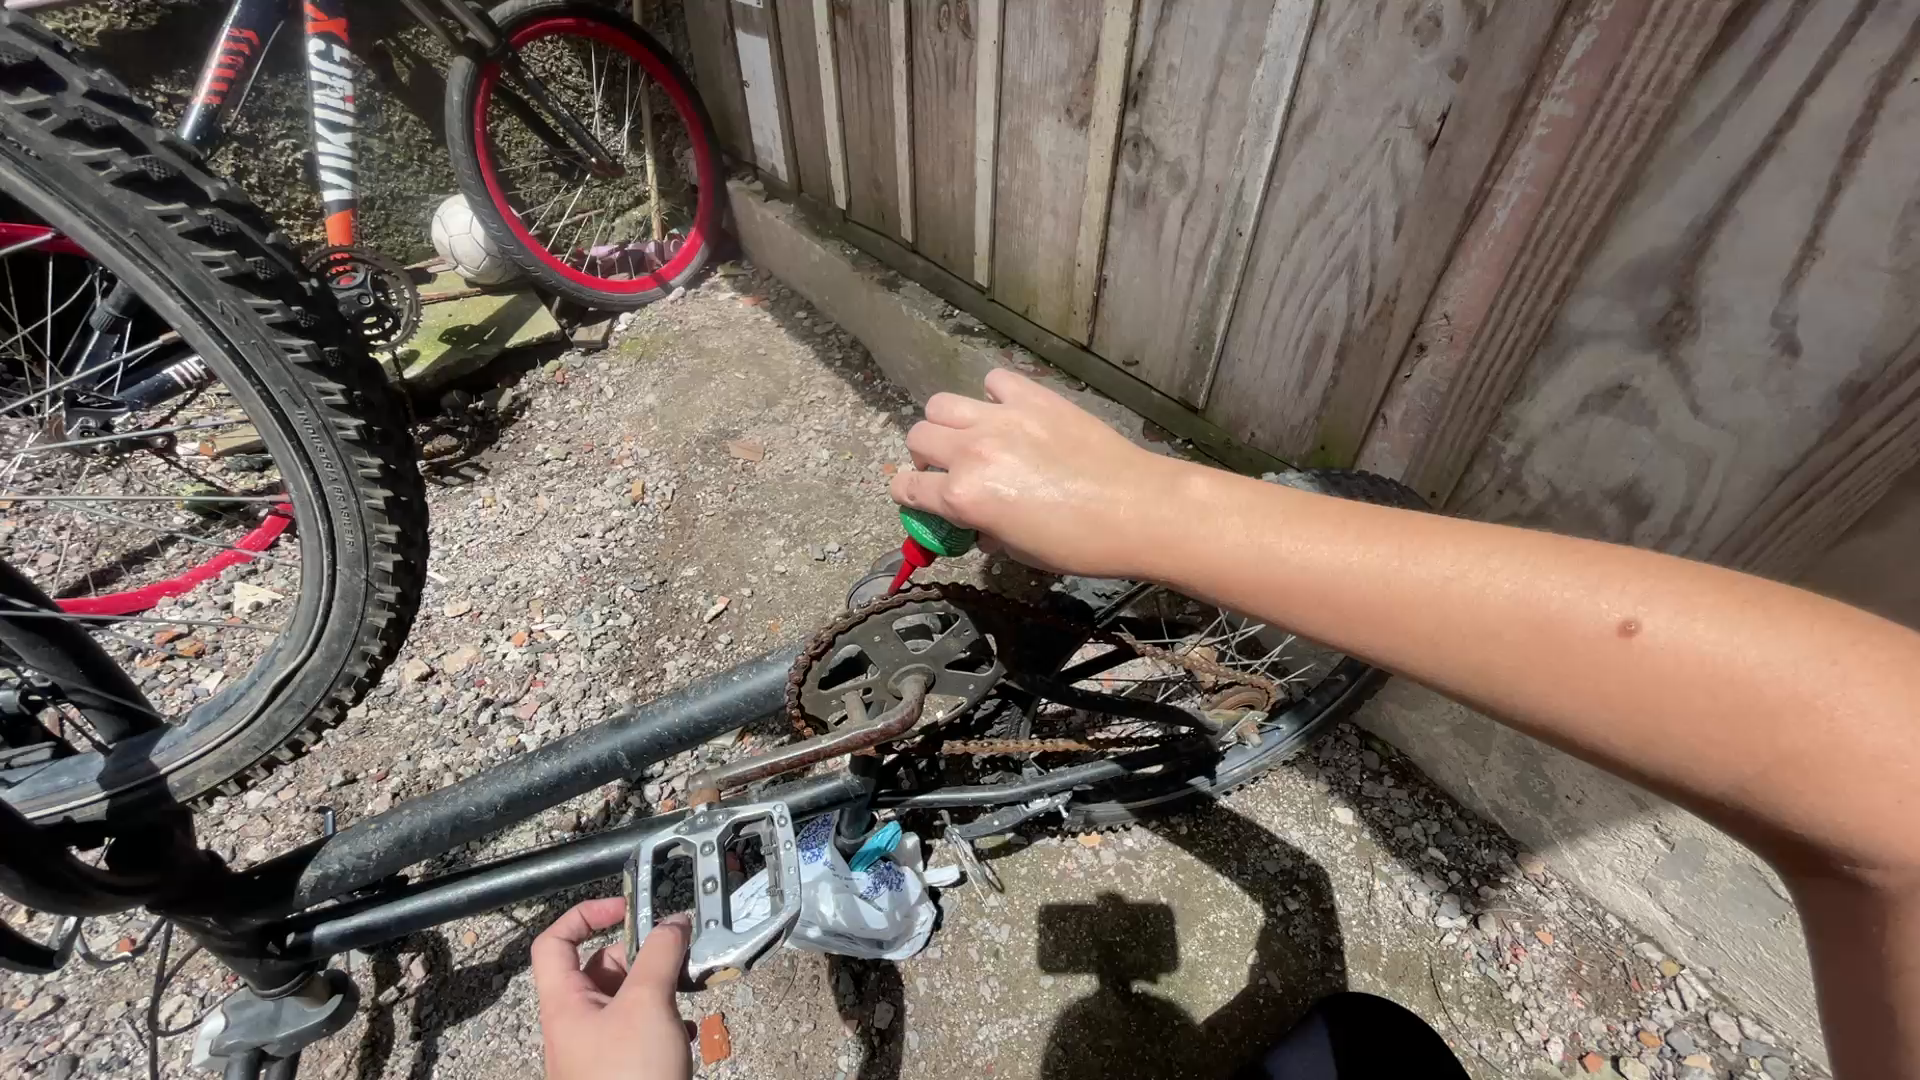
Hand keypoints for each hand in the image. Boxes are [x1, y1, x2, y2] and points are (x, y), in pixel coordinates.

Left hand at [532, 898, 692, 1079]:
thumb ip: (660, 953)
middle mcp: (577, 1023)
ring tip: (689, 990)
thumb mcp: (647, 1003)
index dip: (585, 915)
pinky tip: (690, 1032)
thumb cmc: (630, 1077)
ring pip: (628, 995)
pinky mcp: (623, 1068)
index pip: (553, 943)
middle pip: (601, 965)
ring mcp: (599, 1048)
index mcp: (565, 1005)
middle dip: (642, 952)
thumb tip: (674, 921)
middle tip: (677, 950)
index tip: (627, 906)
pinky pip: (642, 1026)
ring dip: (660, 985)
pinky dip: (667, 1019)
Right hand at [890, 369, 1185, 577]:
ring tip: (972, 437)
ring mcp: (1001, 419)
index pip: (906, 488)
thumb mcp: (1018, 551)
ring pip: (942, 404)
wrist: (1136, 508)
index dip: (909, 496)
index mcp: (963, 497)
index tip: (921, 499)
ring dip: (948, 424)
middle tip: (950, 470)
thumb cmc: (1078, 544)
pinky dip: (994, 396)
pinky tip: (1010, 413)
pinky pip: (994, 381)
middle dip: (925, 458)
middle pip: (918, 438)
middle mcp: (971, 452)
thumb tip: (975, 523)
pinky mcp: (1032, 397)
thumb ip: (983, 530)